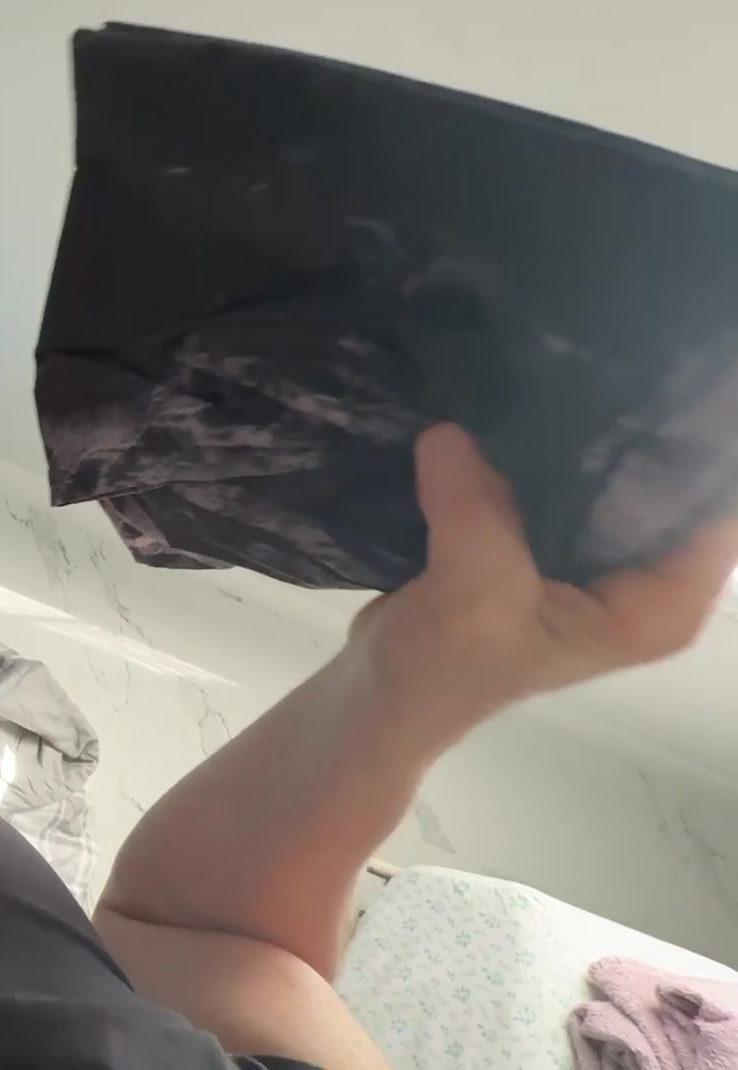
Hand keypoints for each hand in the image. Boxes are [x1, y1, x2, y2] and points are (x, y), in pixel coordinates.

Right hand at [348, 424, 737, 717]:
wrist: (374, 697)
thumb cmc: (445, 664)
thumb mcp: (473, 589)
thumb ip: (472, 510)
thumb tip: (446, 431)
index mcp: (658, 603)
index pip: (705, 510)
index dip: (684, 452)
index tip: (644, 392)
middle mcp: (627, 583)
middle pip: (641, 495)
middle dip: (609, 444)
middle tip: (575, 383)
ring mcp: (565, 571)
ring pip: (576, 496)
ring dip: (547, 458)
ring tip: (526, 399)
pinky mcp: (511, 561)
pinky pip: (522, 505)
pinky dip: (501, 475)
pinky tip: (479, 442)